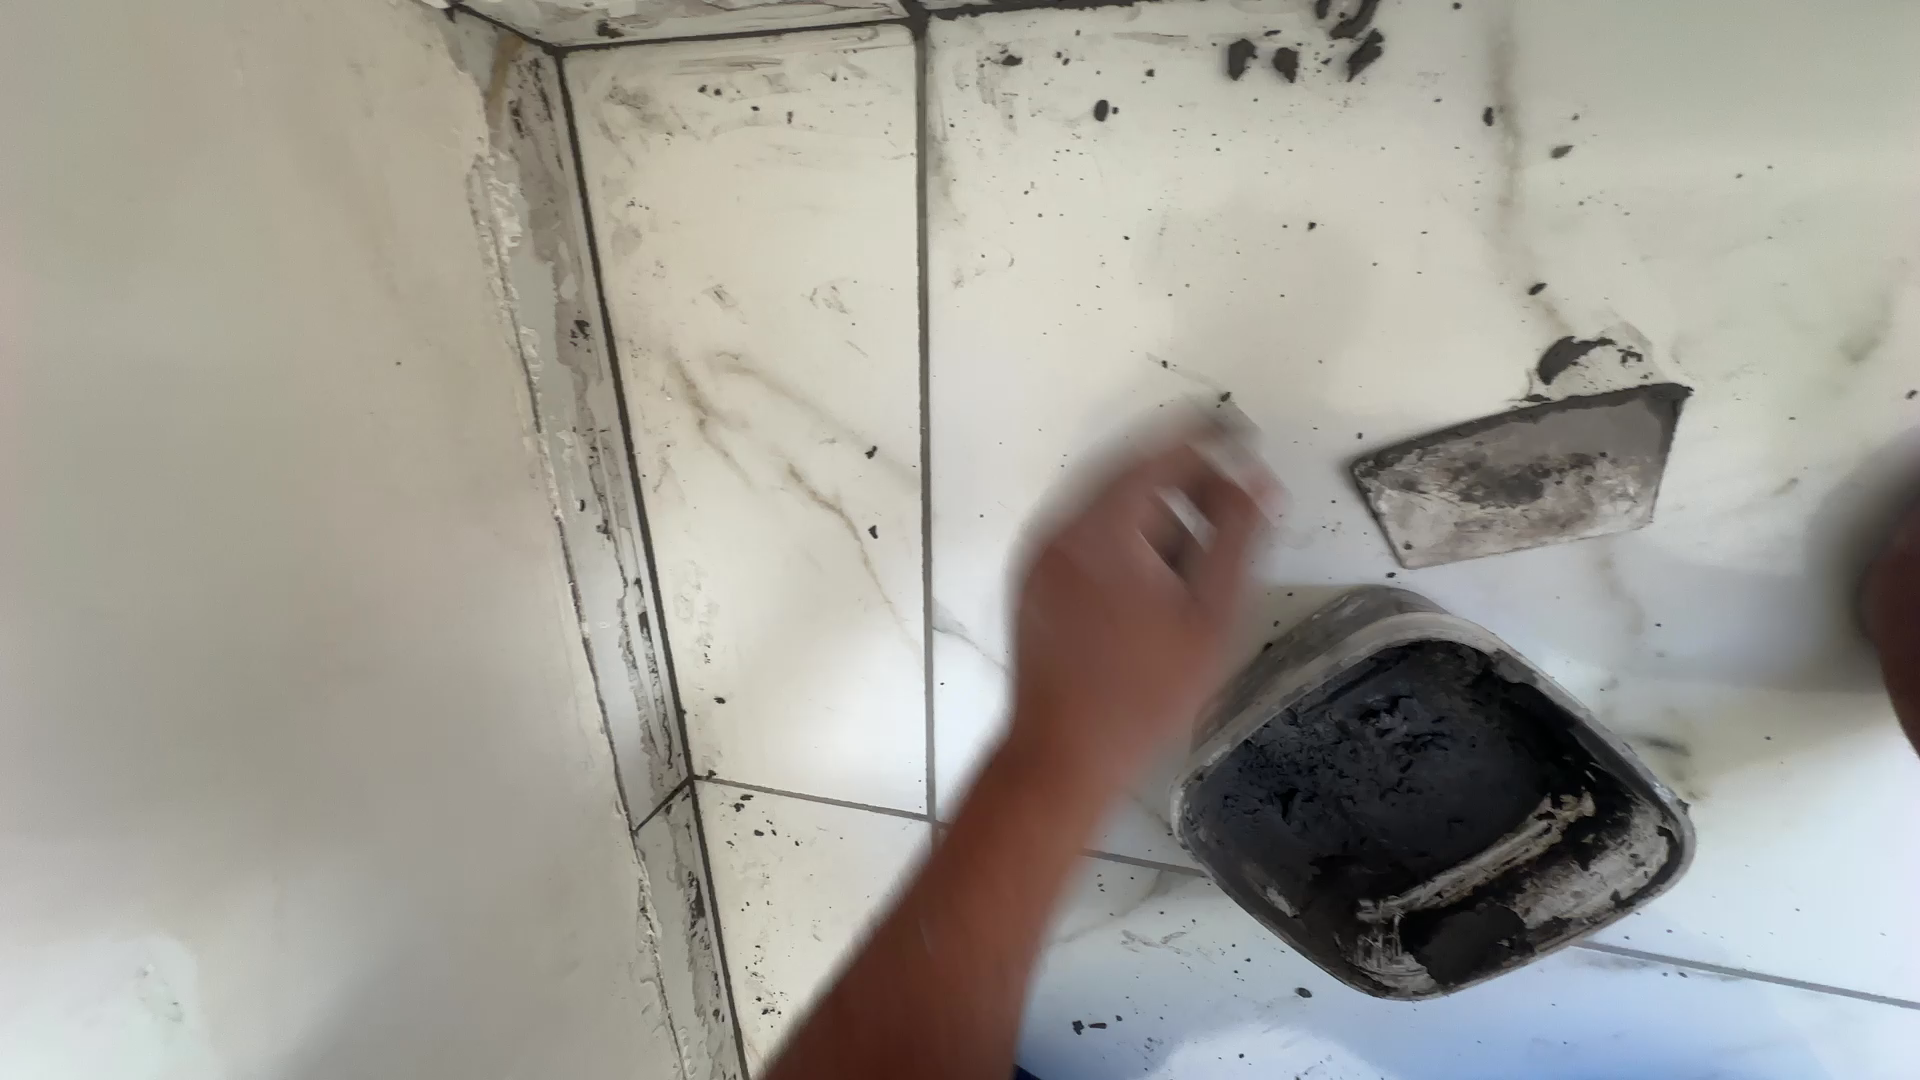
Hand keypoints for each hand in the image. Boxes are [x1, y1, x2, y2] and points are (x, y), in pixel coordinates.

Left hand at [1005, 420, 1276, 795]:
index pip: (1158, 456)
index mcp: (1099, 528)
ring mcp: (1038, 557)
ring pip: (1104, 510)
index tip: (1240, 437)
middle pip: (1127, 478)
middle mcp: (1057, 530)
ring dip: (1152, 517)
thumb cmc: (1142, 694)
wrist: (1061, 752)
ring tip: (1192, 561)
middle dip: (1182, 483)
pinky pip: (1083, 538)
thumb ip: (1236, 539)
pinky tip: (1151, 582)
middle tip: (1227, 505)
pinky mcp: (1032, 582)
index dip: (1206, 441)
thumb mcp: (1210, 616)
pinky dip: (1122, 541)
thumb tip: (1256, 479)